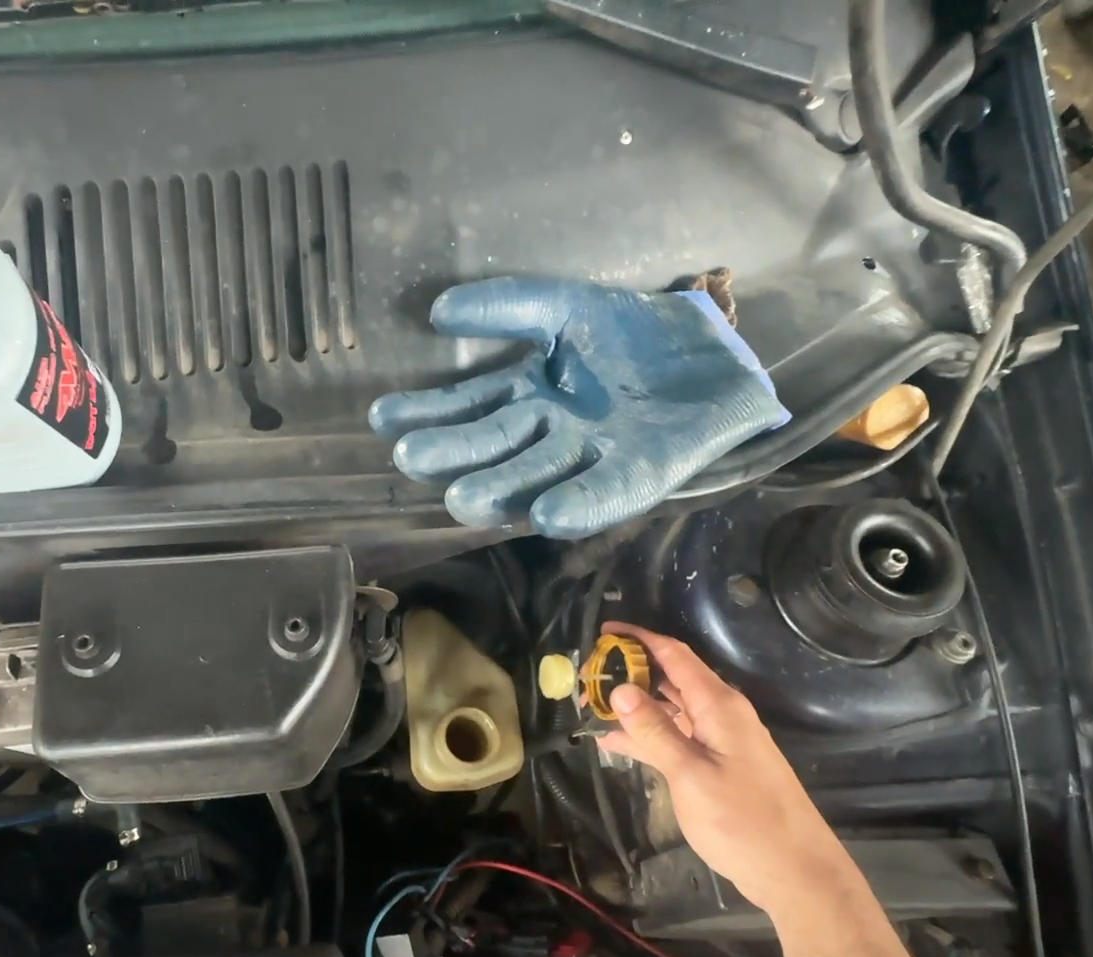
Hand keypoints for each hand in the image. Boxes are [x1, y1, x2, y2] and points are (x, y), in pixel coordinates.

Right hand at [368, 278, 787, 539]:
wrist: (711, 346)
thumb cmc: (633, 331)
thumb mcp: (566, 307)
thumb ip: (507, 306)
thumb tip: (434, 311)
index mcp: (527, 396)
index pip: (468, 407)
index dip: (427, 413)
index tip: (382, 417)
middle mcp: (548, 435)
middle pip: (494, 446)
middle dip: (453, 453)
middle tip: (410, 458)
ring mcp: (591, 458)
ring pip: (537, 477)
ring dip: (501, 490)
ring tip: (461, 498)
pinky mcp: (637, 476)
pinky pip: (605, 493)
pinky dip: (578, 504)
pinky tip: (548, 515)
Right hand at [596, 622, 855, 912]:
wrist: (797, 874)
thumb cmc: (745, 822)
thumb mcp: (691, 775)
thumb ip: (654, 731)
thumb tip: (620, 689)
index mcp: (718, 705)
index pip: (674, 655)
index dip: (639, 638)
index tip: (603, 631)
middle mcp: (720, 714)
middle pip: (670, 678)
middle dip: (629, 672)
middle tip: (587, 677)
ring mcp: (720, 740)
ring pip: (670, 710)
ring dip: (633, 707)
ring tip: (591, 707)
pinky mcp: (718, 765)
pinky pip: (676, 737)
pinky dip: (647, 737)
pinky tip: (614, 743)